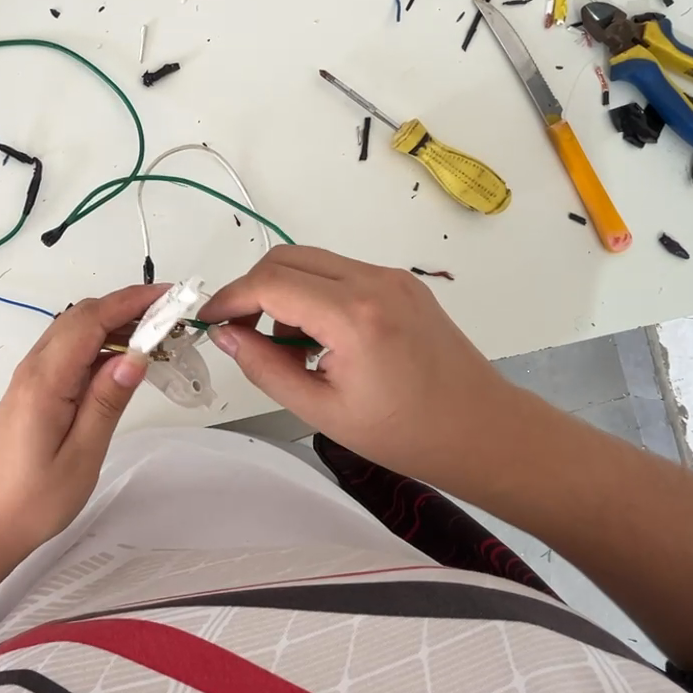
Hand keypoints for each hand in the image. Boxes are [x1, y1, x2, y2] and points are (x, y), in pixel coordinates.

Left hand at [0, 284, 165, 555]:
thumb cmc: (35, 500)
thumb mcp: (81, 455)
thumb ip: (106, 401)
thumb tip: (134, 355)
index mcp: (44, 382)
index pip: (89, 321)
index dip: (130, 302)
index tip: (170, 297)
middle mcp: (33, 370)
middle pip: (80, 317)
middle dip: (126, 307)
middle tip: (171, 318)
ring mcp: (29, 378)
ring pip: (73, 331)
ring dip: (113, 323)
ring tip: (156, 337)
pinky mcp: (32, 390)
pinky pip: (68, 351)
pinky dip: (98, 344)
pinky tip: (122, 361)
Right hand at [199, 247, 519, 481]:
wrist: (484, 431)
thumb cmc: (405, 434)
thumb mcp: (321, 410)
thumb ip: (264, 367)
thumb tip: (226, 336)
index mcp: (353, 316)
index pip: (269, 283)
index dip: (229, 299)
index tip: (208, 322)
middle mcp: (373, 281)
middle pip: (286, 258)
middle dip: (251, 289)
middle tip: (238, 332)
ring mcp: (391, 277)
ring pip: (311, 261)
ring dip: (281, 290)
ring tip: (283, 343)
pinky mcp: (401, 283)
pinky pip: (338, 273)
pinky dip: (311, 294)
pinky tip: (316, 337)